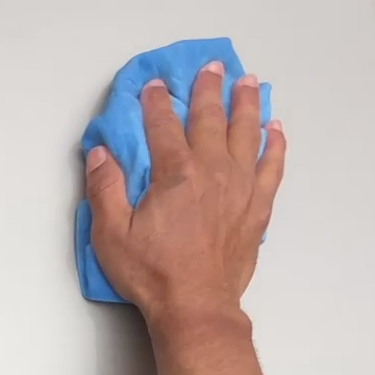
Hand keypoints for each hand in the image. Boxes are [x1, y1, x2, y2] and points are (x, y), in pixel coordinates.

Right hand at [85, 62, 285, 326]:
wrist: (194, 304)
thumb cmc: (151, 273)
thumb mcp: (110, 235)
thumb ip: (104, 190)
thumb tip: (100, 156)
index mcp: (175, 175)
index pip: (163, 128)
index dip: (156, 104)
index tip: (153, 87)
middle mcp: (214, 171)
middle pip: (210, 119)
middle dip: (207, 90)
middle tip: (210, 70)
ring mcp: (241, 186)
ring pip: (246, 132)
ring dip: (245, 104)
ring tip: (246, 84)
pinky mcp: (257, 206)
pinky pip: (272, 164)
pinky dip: (274, 143)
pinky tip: (274, 129)